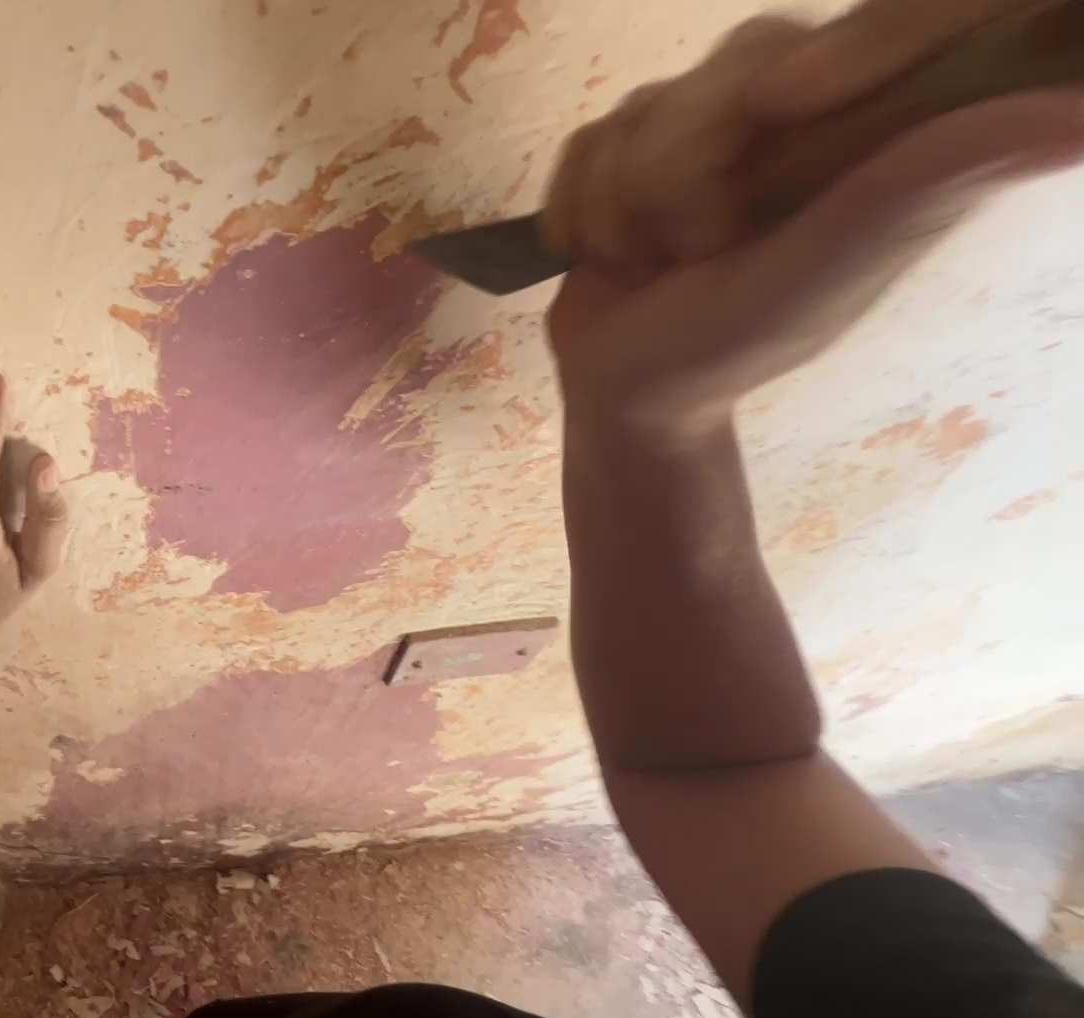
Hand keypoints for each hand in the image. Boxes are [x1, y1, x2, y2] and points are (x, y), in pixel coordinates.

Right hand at [541, 15, 1083, 438]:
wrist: (622, 390)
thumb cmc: (721, 348)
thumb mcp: (817, 278)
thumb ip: (911, 189)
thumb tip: (1078, 121)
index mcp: (874, 129)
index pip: (888, 21)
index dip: (834, 56)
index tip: (776, 114)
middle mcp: (796, 111)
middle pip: (735, 67)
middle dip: (680, 179)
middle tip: (693, 254)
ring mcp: (700, 127)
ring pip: (640, 108)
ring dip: (619, 211)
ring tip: (645, 265)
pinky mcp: (624, 151)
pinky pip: (584, 143)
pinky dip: (574, 212)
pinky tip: (598, 254)